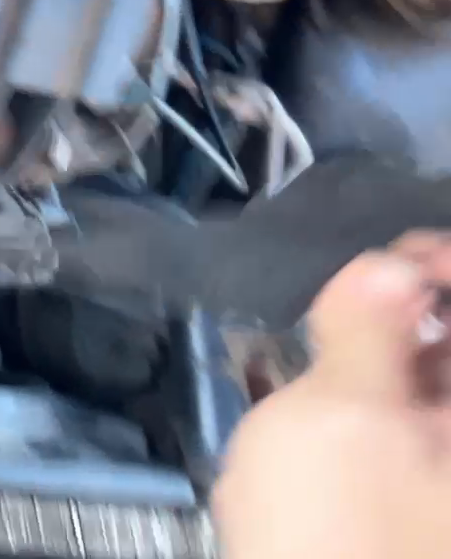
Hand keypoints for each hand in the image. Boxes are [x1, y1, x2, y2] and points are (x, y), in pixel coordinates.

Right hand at [214, 232, 450, 558]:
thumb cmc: (333, 520)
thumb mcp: (344, 415)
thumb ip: (366, 335)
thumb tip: (387, 267)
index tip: (412, 248)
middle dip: (427, 297)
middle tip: (382, 261)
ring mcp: (433, 451)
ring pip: (430, 366)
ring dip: (397, 324)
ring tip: (355, 292)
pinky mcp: (397, 460)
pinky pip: (397, 391)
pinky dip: (374, 358)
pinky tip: (338, 345)